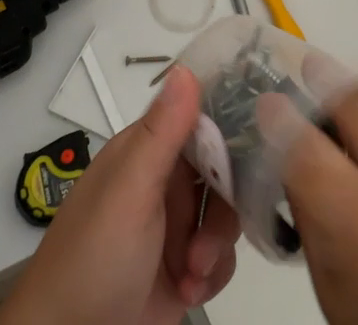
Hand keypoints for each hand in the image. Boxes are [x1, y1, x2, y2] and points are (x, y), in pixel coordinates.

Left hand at [0, 68, 239, 324]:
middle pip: (225, 171)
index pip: (202, 120)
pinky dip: (212, 274)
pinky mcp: (184, 265)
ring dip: (217, 246)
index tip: (264, 140)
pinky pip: (223, 256)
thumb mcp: (129, 192)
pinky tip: (189, 289)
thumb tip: (186, 67)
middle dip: (226, 206)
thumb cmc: (93, 260)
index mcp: (146, 153)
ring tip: (192, 272)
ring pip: (228, 215)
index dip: (233, 128)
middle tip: (208, 237)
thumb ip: (162, 133)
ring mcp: (174, 226)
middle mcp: (163, 183)